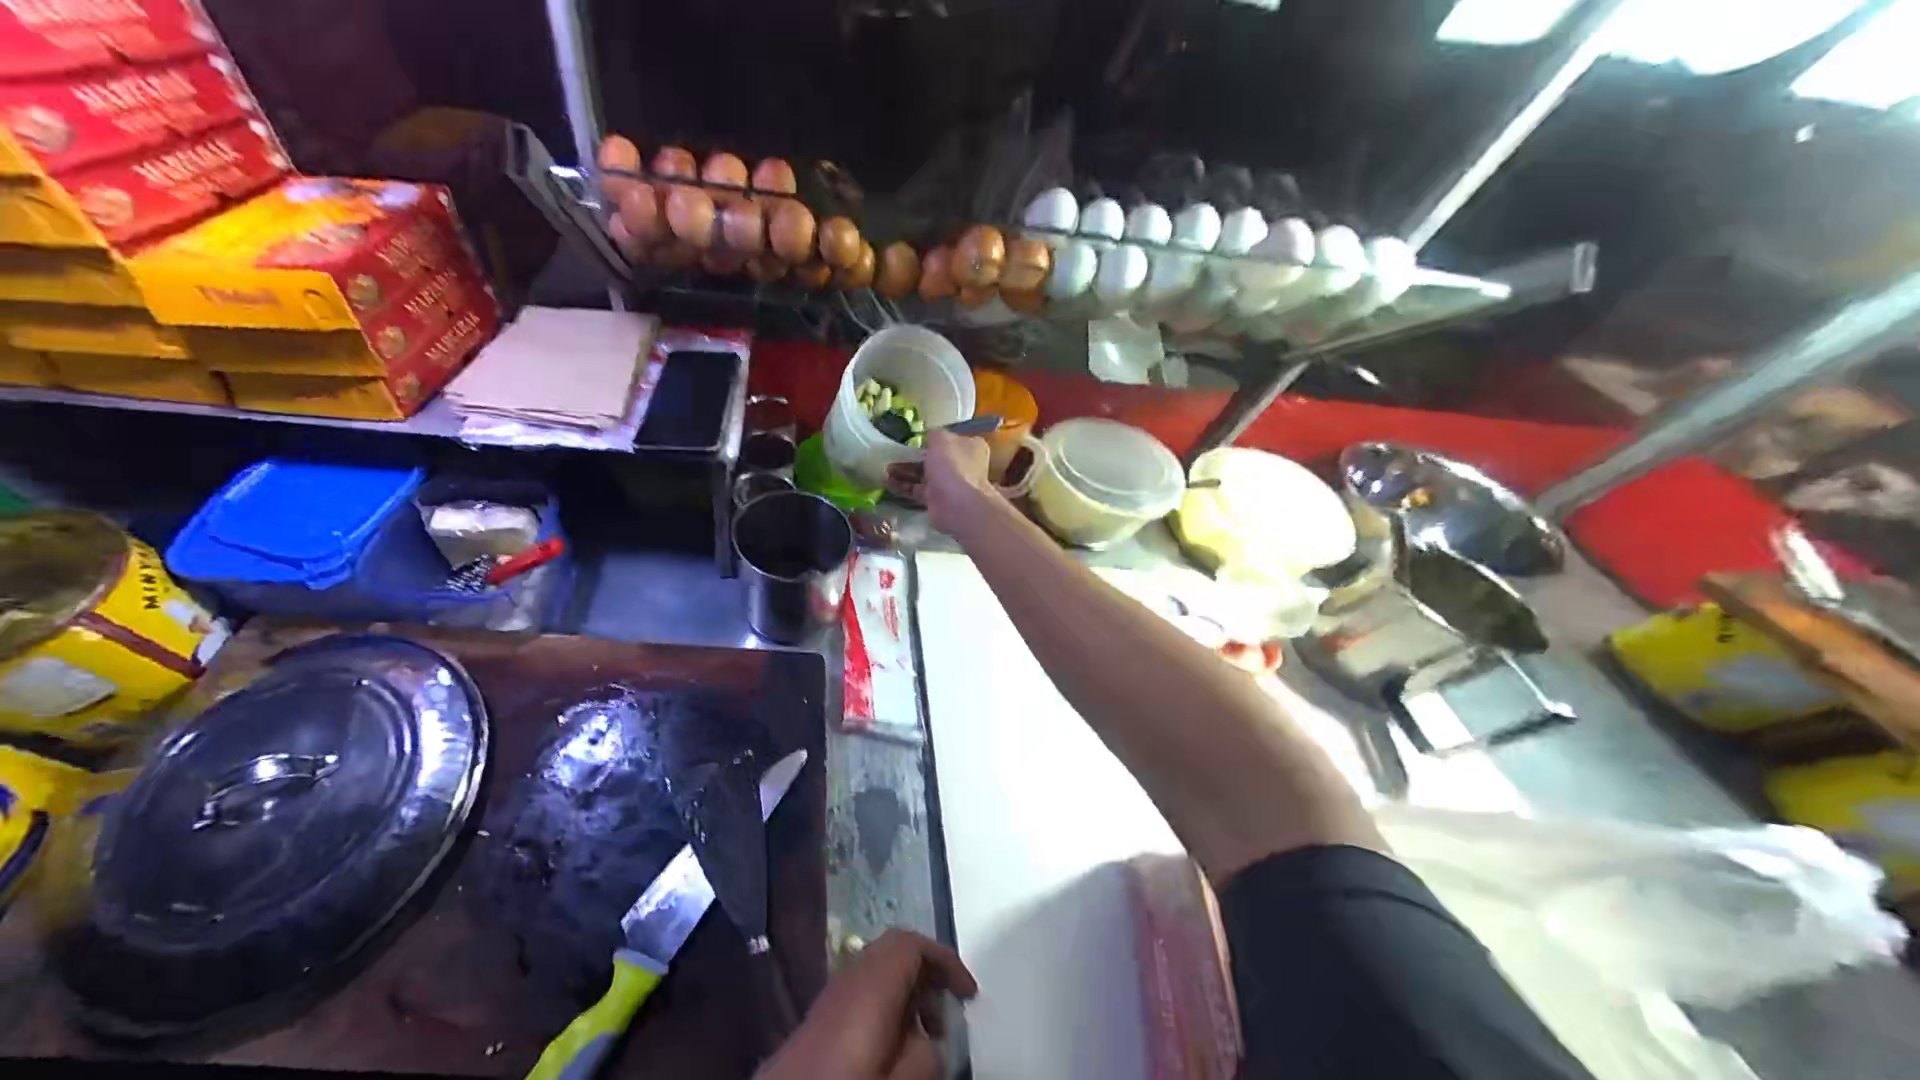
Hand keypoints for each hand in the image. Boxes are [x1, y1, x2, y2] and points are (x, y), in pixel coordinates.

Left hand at [756, 929, 978, 1079]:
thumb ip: (924, 1058)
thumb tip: (929, 1040)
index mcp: (871, 986)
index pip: (912, 945)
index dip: (945, 960)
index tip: (968, 993)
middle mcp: (848, 980)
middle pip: (893, 950)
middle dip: (928, 971)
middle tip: (949, 1009)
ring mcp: (829, 999)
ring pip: (877, 971)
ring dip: (907, 990)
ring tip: (926, 1035)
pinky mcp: (818, 1022)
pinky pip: (861, 994)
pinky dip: (886, 1006)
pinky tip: (893, 1048)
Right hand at [886, 431, 995, 536]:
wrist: (956, 504)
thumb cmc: (951, 465)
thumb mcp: (941, 439)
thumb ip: (933, 434)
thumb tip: (929, 437)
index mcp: (969, 447)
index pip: (949, 440)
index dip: (931, 440)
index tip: (912, 439)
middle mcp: (962, 465)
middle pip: (934, 458)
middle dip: (912, 457)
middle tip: (892, 455)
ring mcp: (950, 484)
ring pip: (924, 475)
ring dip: (905, 471)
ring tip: (886, 470)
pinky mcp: (937, 499)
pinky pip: (918, 490)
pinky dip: (904, 486)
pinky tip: (887, 482)